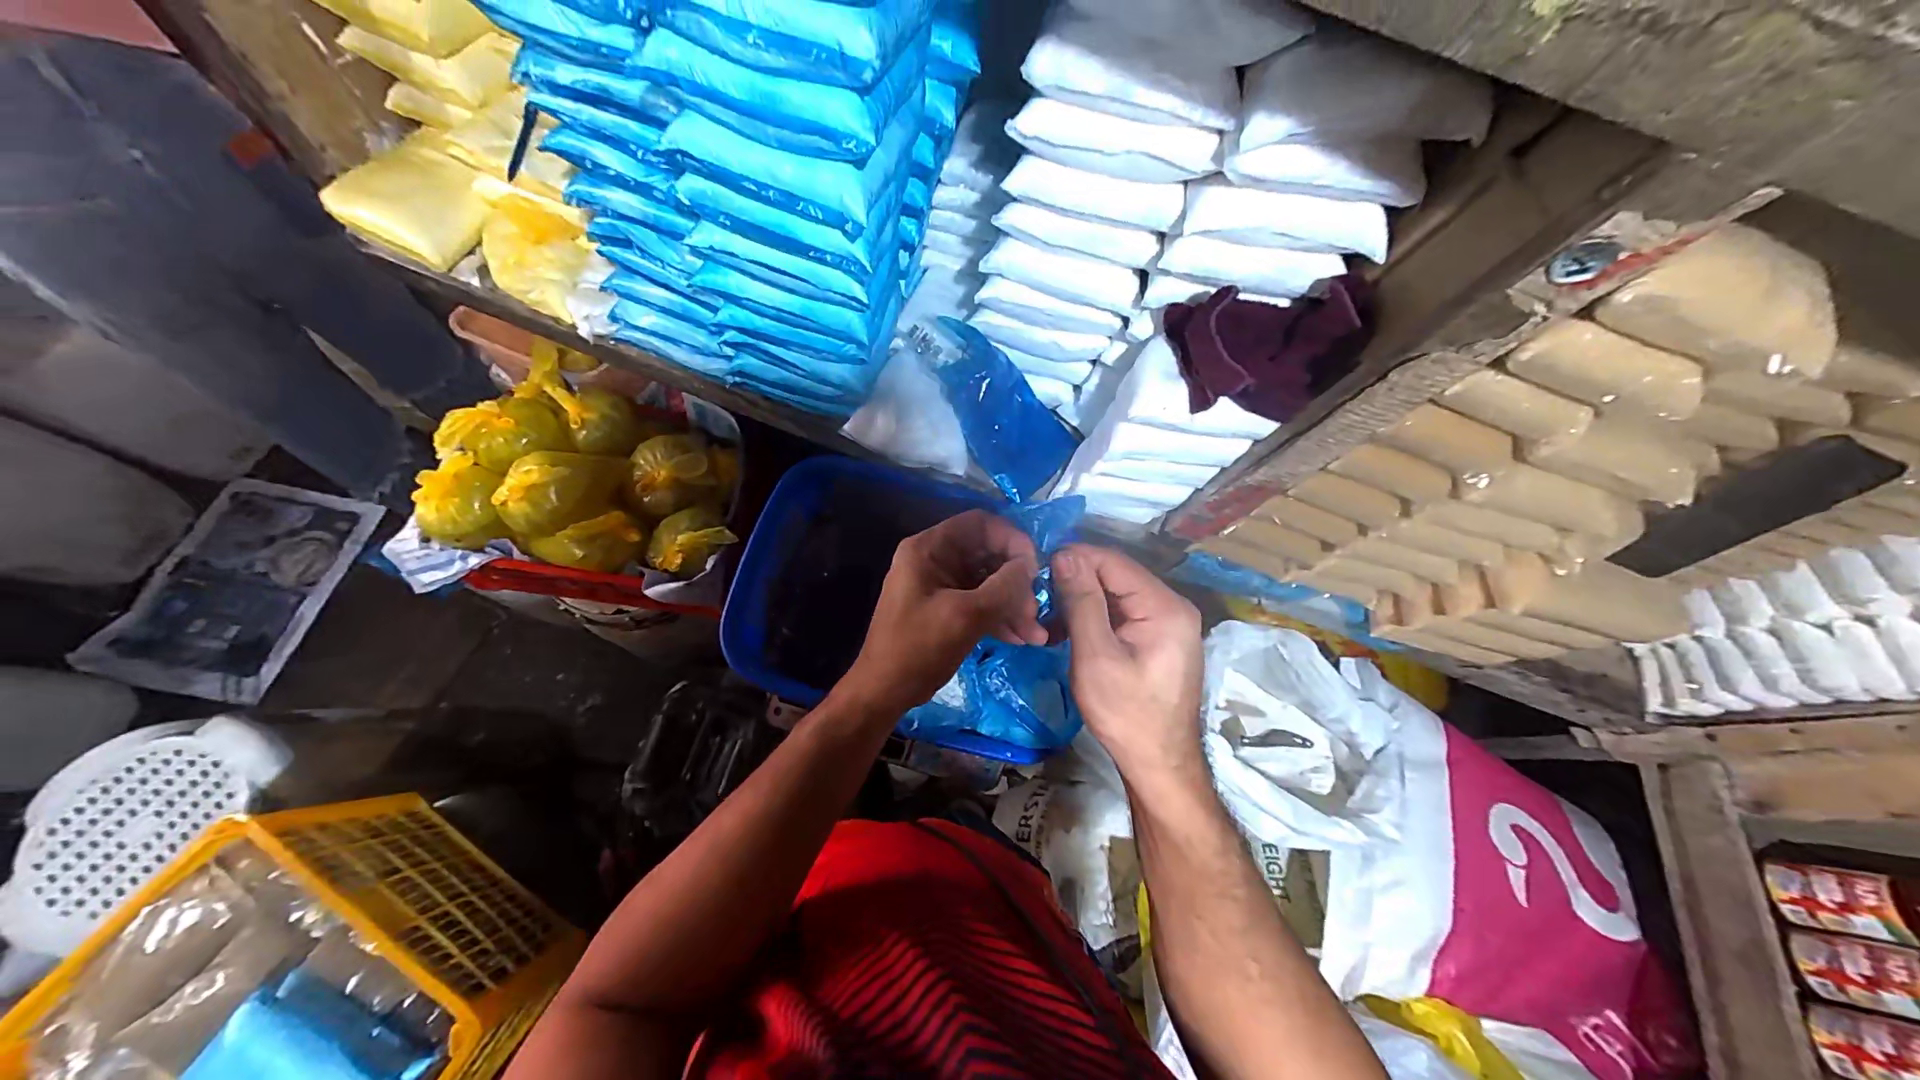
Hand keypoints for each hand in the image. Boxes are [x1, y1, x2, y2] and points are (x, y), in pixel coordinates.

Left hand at [840, 510, 1046, 715]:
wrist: (884, 691)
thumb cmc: (919, 648)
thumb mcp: (966, 615)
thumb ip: (1004, 586)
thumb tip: (1030, 566)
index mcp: (928, 549)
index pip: (979, 524)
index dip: (1011, 539)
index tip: (1035, 566)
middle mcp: (934, 560)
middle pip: (987, 554)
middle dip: (1016, 581)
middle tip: (1035, 610)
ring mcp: (940, 585)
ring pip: (987, 581)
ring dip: (1013, 604)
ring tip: (1034, 634)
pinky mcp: (946, 609)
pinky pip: (979, 602)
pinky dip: (1000, 617)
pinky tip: (1020, 638)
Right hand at [1052, 544, 1205, 782]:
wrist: (1158, 763)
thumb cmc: (1126, 713)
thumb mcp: (1096, 656)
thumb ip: (1082, 601)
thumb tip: (1065, 555)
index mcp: (1165, 606)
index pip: (1113, 562)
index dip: (1074, 559)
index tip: (1036, 571)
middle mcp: (1172, 606)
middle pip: (1116, 576)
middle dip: (1075, 582)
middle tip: (1037, 598)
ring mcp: (1168, 623)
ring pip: (1116, 595)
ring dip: (1081, 601)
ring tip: (1047, 618)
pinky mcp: (1158, 639)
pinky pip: (1122, 614)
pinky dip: (1095, 618)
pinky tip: (1068, 632)